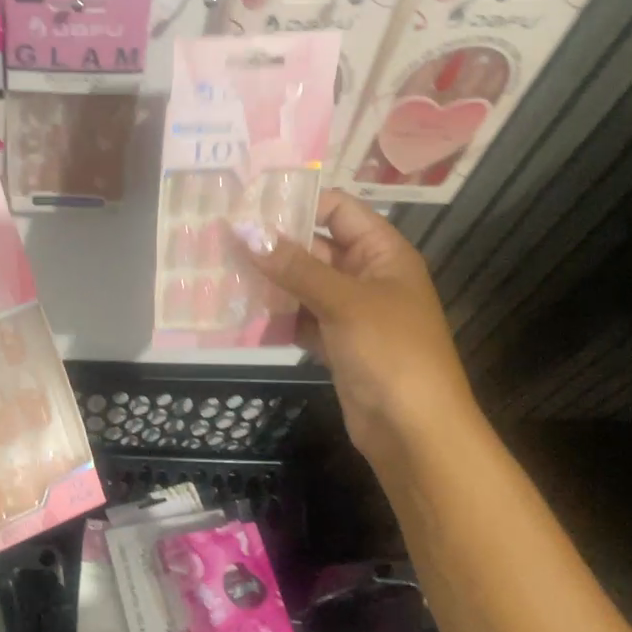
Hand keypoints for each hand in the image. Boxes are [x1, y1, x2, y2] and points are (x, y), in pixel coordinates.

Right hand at [230, 191, 475, 461]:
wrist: (413, 428)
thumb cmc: (390, 353)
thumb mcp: (343, 302)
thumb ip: (295, 267)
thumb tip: (246, 231)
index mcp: (382, 253)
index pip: (338, 210)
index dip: (296, 203)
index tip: (247, 205)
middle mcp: (366, 276)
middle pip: (315, 248)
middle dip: (272, 245)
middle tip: (219, 240)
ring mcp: (350, 313)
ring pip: (302, 287)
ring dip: (267, 283)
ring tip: (219, 273)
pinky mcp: (335, 346)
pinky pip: (299, 321)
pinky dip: (274, 319)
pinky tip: (239, 315)